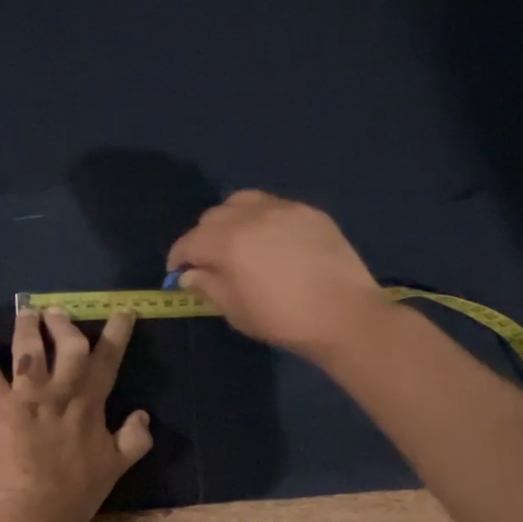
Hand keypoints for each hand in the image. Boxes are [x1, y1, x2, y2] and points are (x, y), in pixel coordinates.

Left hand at [0, 308, 152, 521]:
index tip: (122, 312)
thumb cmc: (79, 491)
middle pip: (67, 345)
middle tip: (57, 312)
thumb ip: (135, 439)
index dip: (116, 333)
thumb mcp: (117, 465)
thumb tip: (144, 415)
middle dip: (64, 323)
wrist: (39, 509)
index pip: (107, 360)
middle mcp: (60, 392)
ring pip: (28, 350)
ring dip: (27, 327)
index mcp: (90, 404)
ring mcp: (27, 397)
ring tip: (25, 312)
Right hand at [165, 190, 393, 358]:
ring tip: (236, 241)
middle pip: (212, 217)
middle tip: (207, 261)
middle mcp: (252, 216)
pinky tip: (269, 240)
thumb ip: (208, 286)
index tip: (177, 273)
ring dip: (229, 219)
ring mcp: (284, 209)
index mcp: (228, 242)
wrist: (345, 315)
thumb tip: (190, 274)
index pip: (189, 242)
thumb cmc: (283, 320)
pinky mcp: (309, 212)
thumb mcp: (236, 311)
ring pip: (242, 201)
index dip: (178, 258)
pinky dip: (260, 218)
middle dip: (202, 237)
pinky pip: (273, 205)